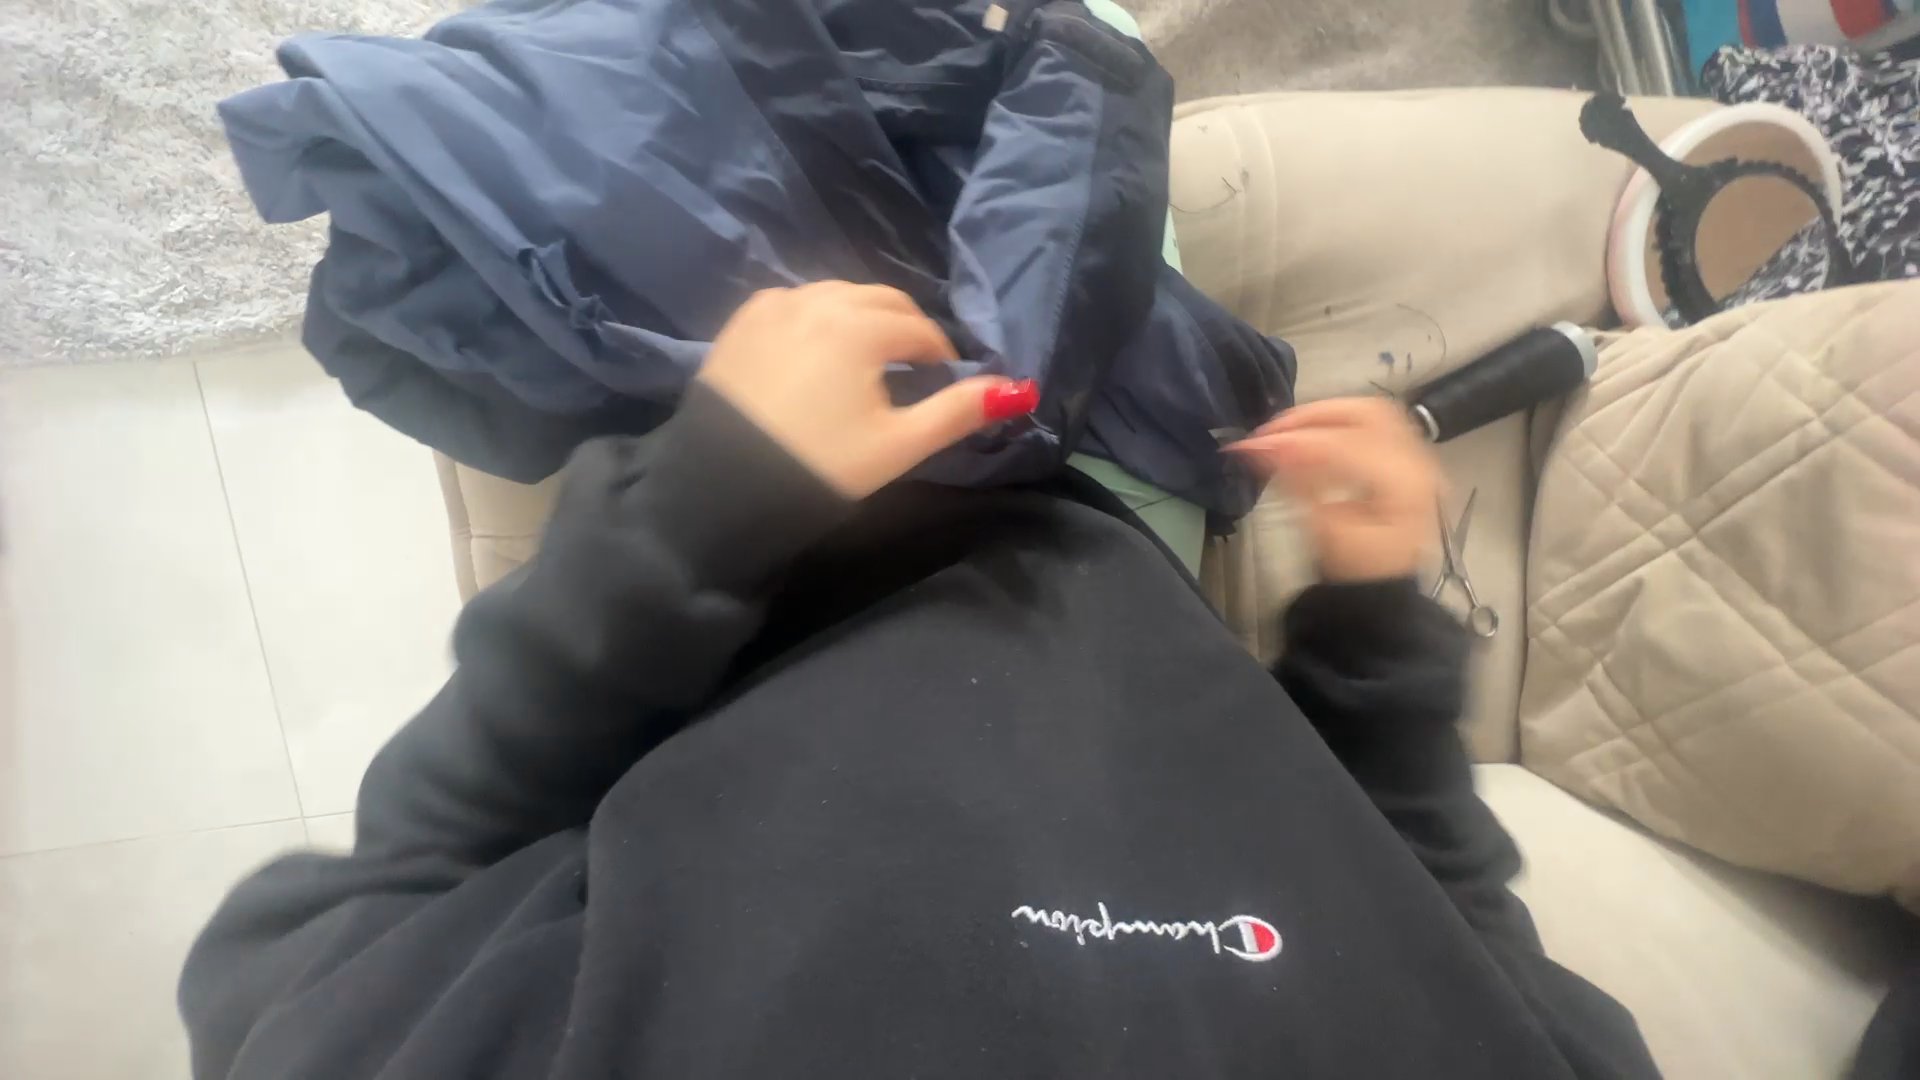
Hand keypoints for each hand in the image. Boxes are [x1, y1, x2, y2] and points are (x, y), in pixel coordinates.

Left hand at [696, 283, 1035, 498]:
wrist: (722, 489)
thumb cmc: (821, 467)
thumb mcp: (898, 446)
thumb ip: (958, 412)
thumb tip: (1020, 389)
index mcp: (859, 324)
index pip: (919, 330)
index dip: (938, 357)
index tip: (940, 385)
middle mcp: (815, 299)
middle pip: (879, 301)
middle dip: (903, 330)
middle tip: (909, 370)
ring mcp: (771, 307)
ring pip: (835, 297)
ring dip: (860, 320)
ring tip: (864, 363)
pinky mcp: (739, 324)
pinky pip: (794, 305)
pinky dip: (816, 320)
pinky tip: (814, 355)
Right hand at [1230, 397, 1441, 582]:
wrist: (1384, 576)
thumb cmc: (1358, 565)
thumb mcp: (1326, 533)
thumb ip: (1302, 487)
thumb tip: (1267, 451)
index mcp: (1404, 485)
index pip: (1349, 447)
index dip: (1298, 442)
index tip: (1256, 447)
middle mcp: (1417, 460)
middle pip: (1365, 413)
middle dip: (1312, 416)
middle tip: (1270, 431)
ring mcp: (1413, 453)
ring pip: (1367, 411)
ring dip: (1320, 415)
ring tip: (1282, 430)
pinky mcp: (1400, 452)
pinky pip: (1368, 422)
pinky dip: (1332, 422)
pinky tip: (1305, 434)